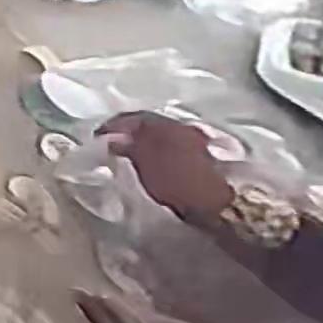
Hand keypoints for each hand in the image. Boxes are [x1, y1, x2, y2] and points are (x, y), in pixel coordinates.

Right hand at [98, 112, 234, 223]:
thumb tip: (113, 138)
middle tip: (112, 145)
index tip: (96, 139)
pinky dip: (160, 150)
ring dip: (146, 142)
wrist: (226, 204)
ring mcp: (199, 141)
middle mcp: (183, 126)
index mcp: (164, 124)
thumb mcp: (143, 164)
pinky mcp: (208, 157)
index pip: (129, 117)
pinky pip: (174, 146)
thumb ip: (125, 146)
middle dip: (129, 133)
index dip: (110, 126)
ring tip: (132, 154)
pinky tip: (155, 161)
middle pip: (148, 124)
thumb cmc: (178, 181)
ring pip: (163, 135)